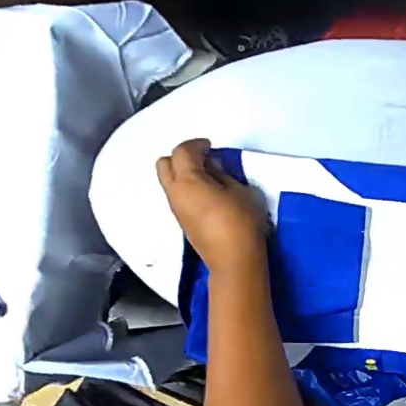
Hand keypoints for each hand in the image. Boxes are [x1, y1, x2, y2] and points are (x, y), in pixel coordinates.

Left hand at [157, 139, 268, 274]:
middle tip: (203, 159)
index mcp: (188, 181)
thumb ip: (223, 174)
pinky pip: (177, 195)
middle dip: (181, 156)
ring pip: (169, 181)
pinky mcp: (182, 222)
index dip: (196, 144)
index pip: (182, 151)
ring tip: (208, 177)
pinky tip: (208, 194)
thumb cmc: (241, 222)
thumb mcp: (241, 191)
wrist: (234, 260)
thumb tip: (212, 168)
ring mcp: (176, 209)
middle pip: (164, 164)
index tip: (211, 147)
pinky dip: (186, 187)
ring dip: (183, 173)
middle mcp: (175, 193)